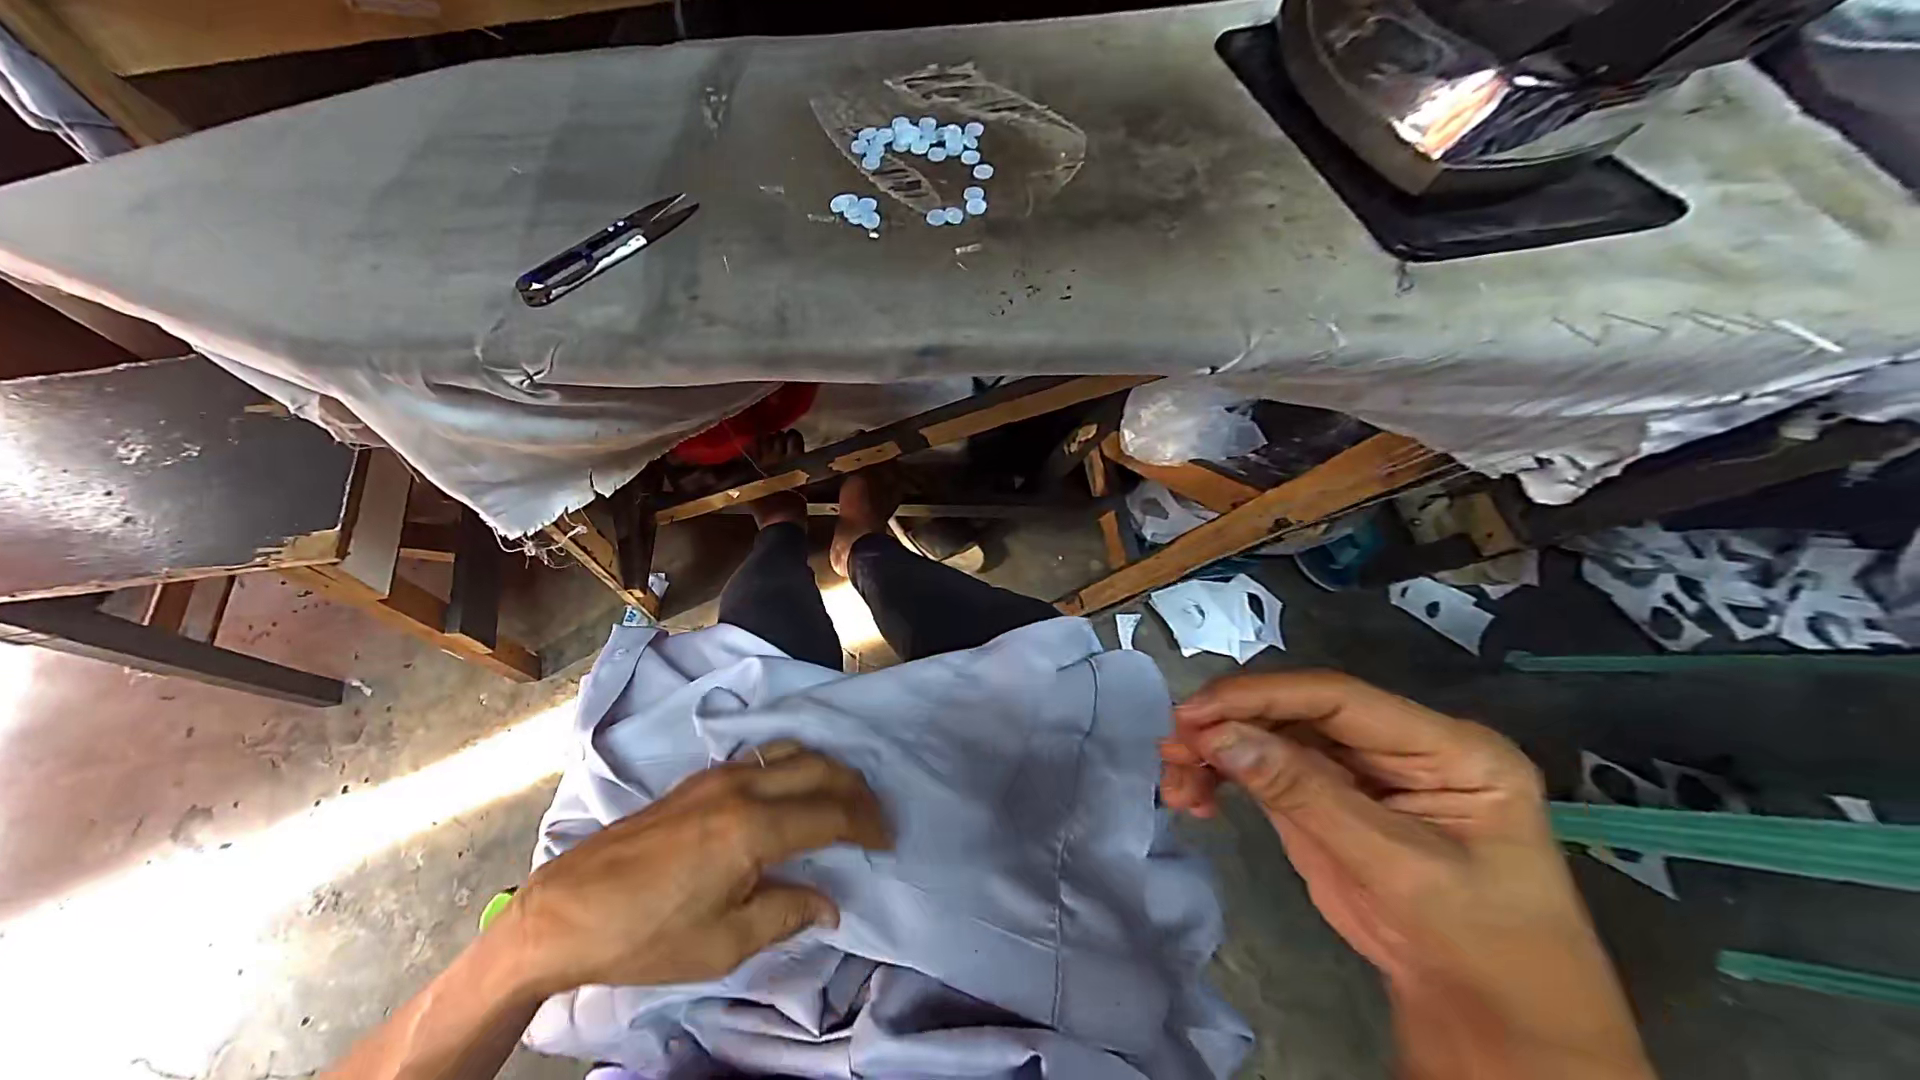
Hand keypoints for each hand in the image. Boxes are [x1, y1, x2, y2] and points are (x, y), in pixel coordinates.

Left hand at [501, 741, 890, 995]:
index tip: (886, 840)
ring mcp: (719, 775)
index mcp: (752, 829)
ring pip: (794, 752)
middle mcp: (742, 787)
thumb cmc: (645, 935)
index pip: (830, 814)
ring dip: (828, 770)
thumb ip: (786, 914)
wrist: (566, 910)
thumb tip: (829, 904)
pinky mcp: (701, 777)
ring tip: (846, 796)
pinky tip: (797, 786)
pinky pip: (766, 754)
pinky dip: (798, 764)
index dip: (866, 825)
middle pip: (820, 770)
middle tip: (876, 816)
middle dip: (857, 790)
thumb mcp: (723, 943)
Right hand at [1162, 671, 1652, 1078]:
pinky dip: (1222, 777)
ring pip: (1269, 736)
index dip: (1261, 697)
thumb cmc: (1478, 946)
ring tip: (1175, 781)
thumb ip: (1304, 794)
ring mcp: (1356, 768)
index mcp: (1446, 744)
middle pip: (1295, 711)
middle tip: (1173, 748)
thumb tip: (1218, 736)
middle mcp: (1396, 742)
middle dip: (1228, 724)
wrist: (1493, 1022)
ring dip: (1215, 752)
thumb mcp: (1395, 868)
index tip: (1195, 713)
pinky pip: (1261, 769)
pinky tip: (1195, 797)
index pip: (1338, 698)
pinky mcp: (1324, 795)